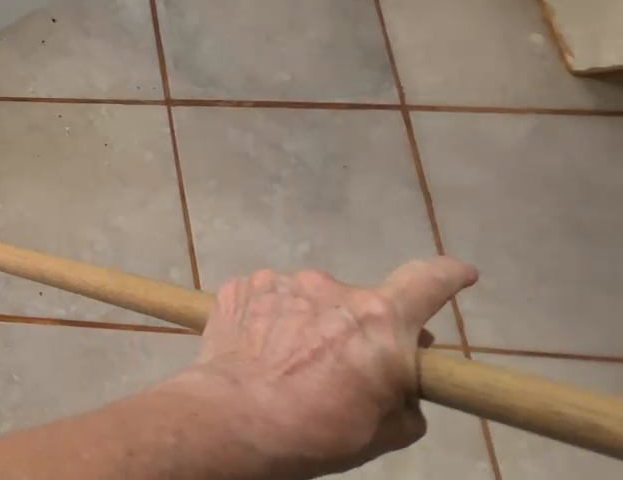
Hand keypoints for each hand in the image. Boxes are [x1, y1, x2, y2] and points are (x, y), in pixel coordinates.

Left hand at [164, 258, 479, 478]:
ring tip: (293, 361)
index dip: (447, 276)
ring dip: (310, 322)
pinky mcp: (239, 285)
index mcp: (378, 319)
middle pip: (356, 303)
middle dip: (358, 329)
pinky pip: (270, 299)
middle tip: (343, 365)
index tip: (460, 272)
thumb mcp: (395, 422)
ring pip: (308, 300)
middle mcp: (326, 288)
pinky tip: (263, 348)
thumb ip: (405, 382)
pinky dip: (272, 319)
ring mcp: (276, 281)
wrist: (239, 414)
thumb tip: (393, 361)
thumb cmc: (325, 427)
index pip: (425, 283)